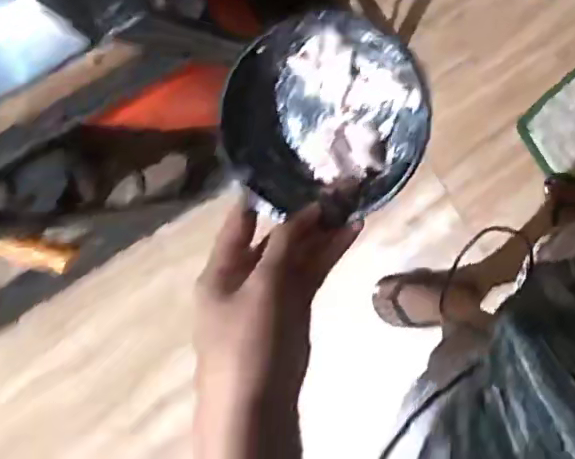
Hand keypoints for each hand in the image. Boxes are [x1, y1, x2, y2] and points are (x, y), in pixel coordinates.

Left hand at [193, 197, 357, 456]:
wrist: (255, 413)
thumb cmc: (246, 343)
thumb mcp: (262, 286)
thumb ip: (284, 243)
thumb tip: (308, 207)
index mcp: (221, 269)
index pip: (241, 219)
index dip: (264, 192)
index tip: (291, 163)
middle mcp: (245, 275)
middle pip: (277, 234)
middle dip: (306, 210)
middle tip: (336, 181)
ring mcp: (272, 292)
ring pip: (300, 251)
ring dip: (324, 229)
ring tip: (354, 199)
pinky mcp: (295, 307)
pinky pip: (312, 271)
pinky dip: (330, 252)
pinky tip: (354, 230)